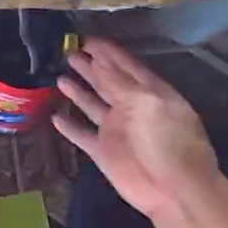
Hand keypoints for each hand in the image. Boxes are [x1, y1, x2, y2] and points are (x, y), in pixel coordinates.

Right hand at [54, 37, 225, 221]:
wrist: (172, 188)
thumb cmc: (167, 142)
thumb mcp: (147, 104)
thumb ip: (121, 84)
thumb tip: (98, 64)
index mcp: (149, 93)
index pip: (125, 66)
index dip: (107, 52)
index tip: (86, 39)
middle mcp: (132, 107)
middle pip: (107, 82)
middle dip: (90, 66)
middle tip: (70, 52)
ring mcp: (116, 130)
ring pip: (93, 105)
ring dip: (78, 92)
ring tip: (60, 77)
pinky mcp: (103, 151)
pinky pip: (82, 134)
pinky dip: (69, 126)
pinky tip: (55, 117)